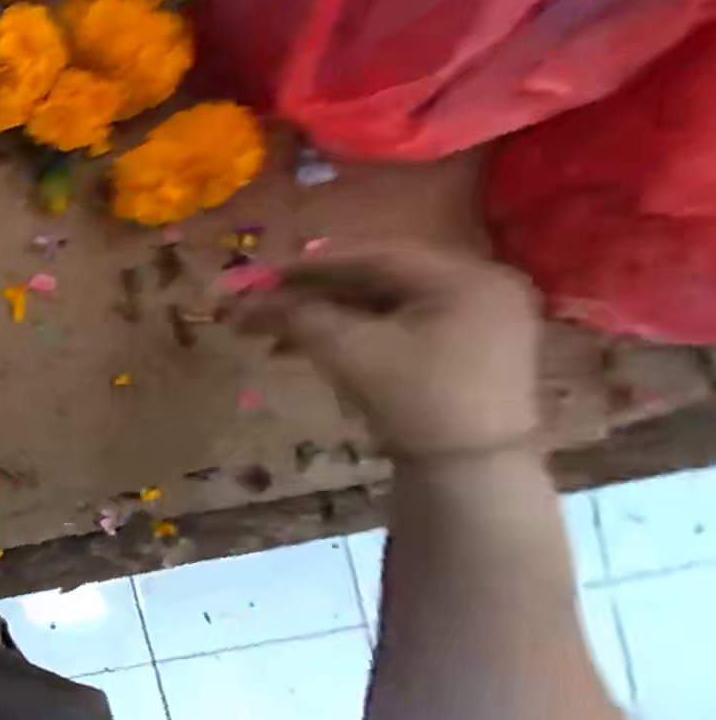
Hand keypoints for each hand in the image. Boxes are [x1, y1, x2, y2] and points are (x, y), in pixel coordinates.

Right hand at [227, 242, 542, 459]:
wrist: (466, 463)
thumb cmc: (412, 396)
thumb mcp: (345, 349)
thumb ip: (295, 315)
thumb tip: (244, 302)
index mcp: (464, 278)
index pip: (372, 257)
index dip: (307, 265)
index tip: (257, 277)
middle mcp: (476, 286)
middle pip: (373, 279)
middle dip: (307, 293)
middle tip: (257, 303)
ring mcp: (472, 318)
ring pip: (377, 303)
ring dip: (317, 315)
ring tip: (267, 333)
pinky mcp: (458, 345)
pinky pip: (390, 324)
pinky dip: (342, 331)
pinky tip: (300, 347)